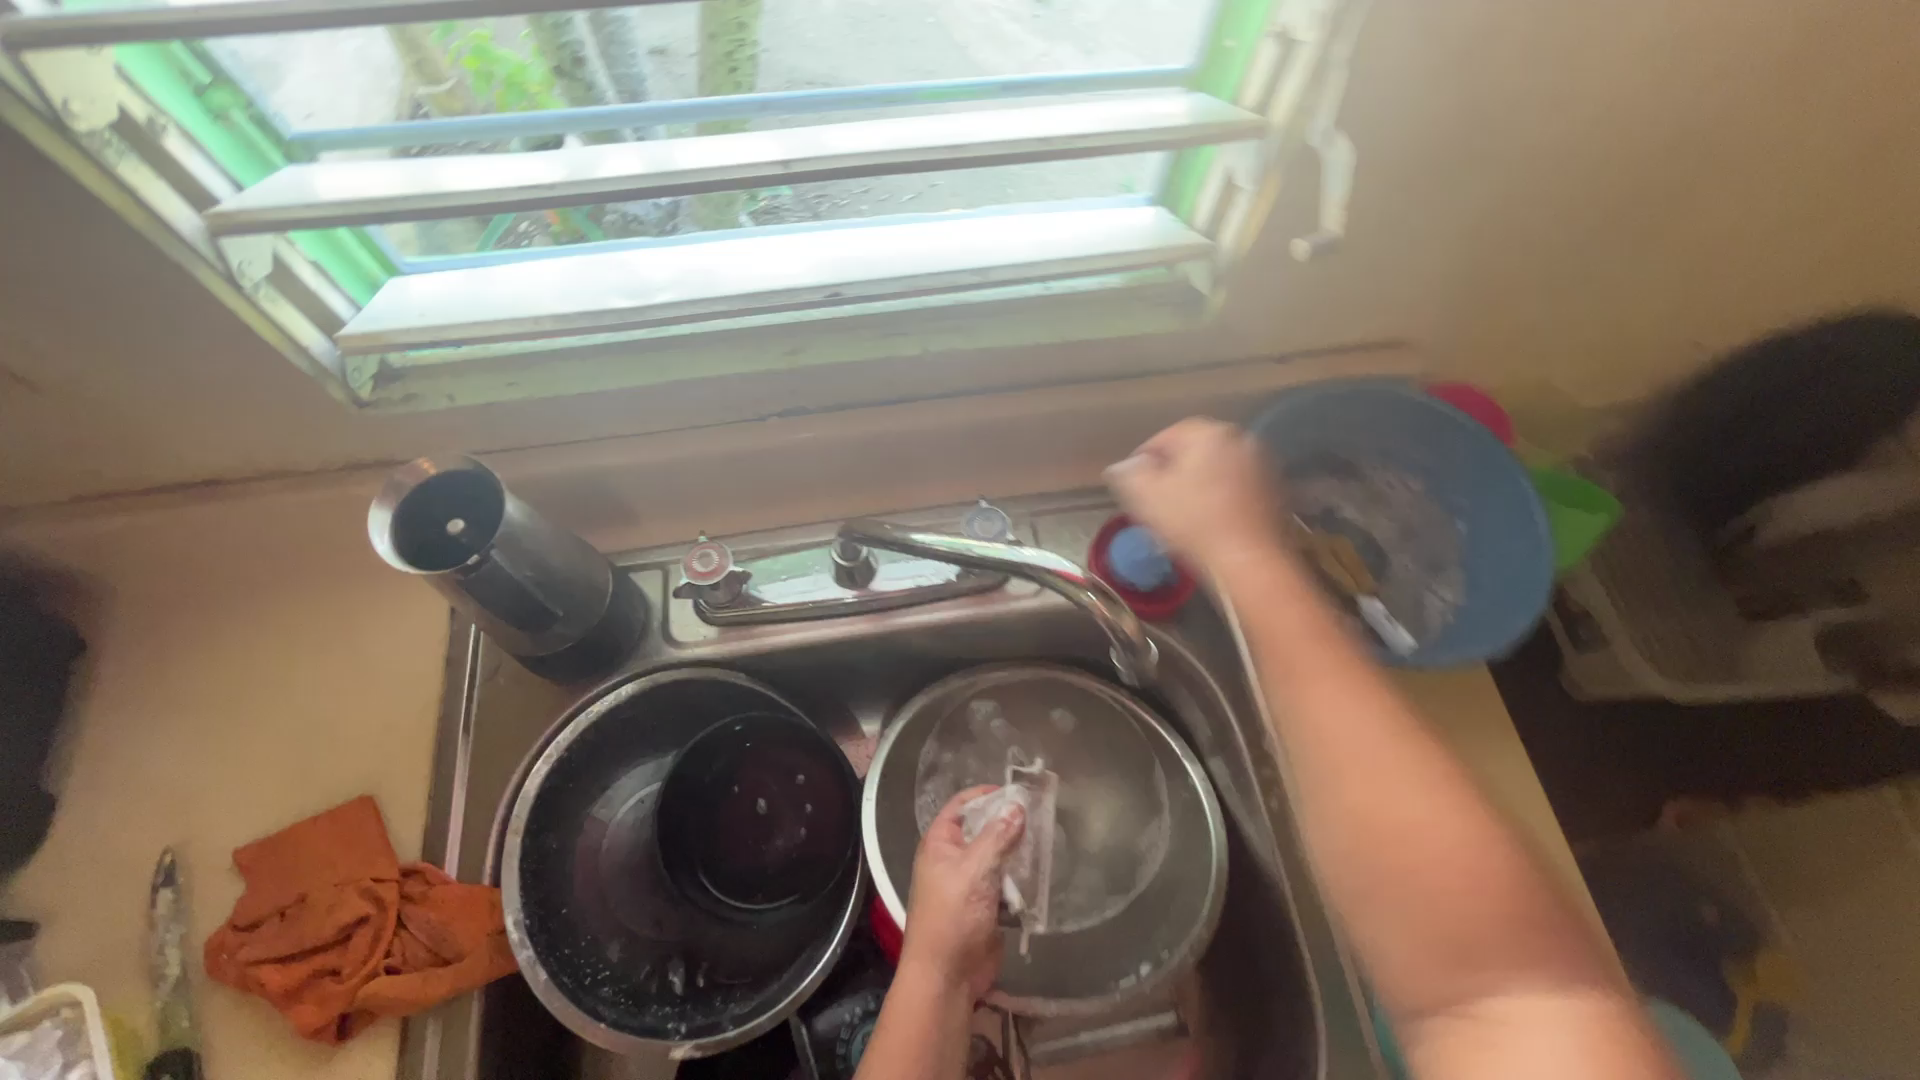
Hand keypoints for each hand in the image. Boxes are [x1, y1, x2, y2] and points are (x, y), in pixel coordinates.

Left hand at [900, 786, 1025, 999]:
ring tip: (1048, 839)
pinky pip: (1006, 883)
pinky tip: (1042, 871)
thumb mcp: (974, 870)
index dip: (985, 795)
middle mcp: (953, 859)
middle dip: (1008, 824)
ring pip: (998, 857)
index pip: (962, 806)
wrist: (947, 976)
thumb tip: (1017, 806)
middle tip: (1041, 815)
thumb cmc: (952, 916)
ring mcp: (970, 883)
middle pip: (983, 830)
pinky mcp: (986, 906)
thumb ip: (997, 837)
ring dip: (1018, 853)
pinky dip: (1021, 879)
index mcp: (940, 844)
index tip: (1016, 791)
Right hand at [1104, 417, 1288, 577]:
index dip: (1144, 457)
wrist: (1250, 560)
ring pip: (1217, 468)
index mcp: (1208, 433)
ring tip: (1180, 510)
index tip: (1131, 481)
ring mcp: (1262, 463)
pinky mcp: (1276, 490)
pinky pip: (1236, 486)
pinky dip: (1220, 496)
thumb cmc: (1193, 523)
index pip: (1166, 436)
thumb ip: (1128, 474)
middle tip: (1154, 495)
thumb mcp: (1146, 496)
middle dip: (1172, 469)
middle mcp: (1239, 438)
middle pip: (1194, 450)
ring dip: (1198, 483)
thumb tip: (1121, 466)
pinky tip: (1208, 519)